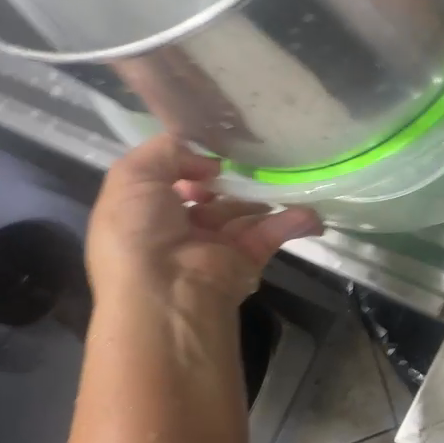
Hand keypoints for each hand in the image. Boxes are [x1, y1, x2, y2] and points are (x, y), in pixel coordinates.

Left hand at [87, 136, 321, 308]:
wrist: (169, 290)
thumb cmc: (138, 231)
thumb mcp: (133, 176)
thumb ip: (167, 153)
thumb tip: (209, 162)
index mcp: (144, 209)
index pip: (169, 181)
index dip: (188, 163)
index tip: (211, 152)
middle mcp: (179, 227)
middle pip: (211, 197)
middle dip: (231, 179)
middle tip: (253, 160)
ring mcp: (215, 245)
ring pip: (244, 214)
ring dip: (266, 198)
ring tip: (290, 178)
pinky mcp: (247, 259)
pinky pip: (270, 234)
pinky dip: (291, 222)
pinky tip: (310, 213)